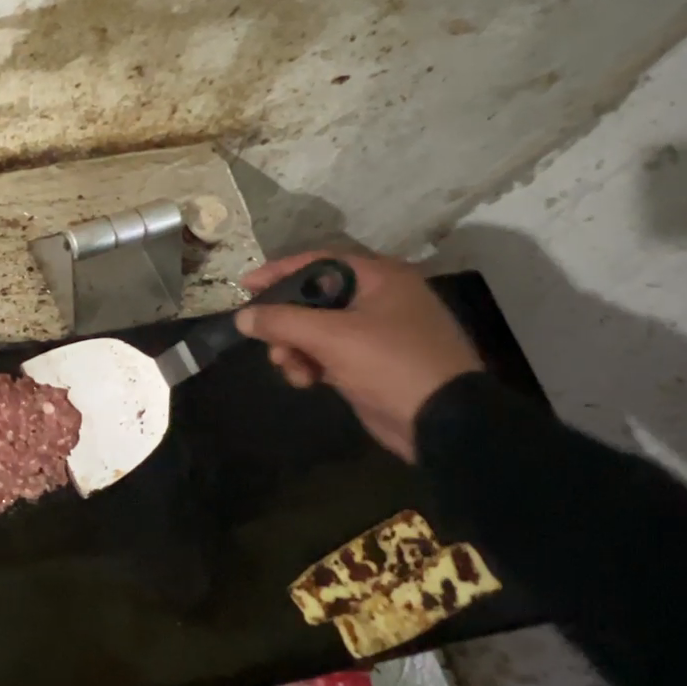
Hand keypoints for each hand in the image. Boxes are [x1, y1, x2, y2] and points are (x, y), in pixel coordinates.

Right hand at [235, 251, 482, 461]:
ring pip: (317, 329)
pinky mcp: (371, 364)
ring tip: (290, 368)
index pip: (317, 262)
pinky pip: (329, 354)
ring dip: (294, 347)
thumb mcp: (332, 338)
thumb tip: (242, 316)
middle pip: (313, 298)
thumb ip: (282, 321)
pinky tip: (306, 381)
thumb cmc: (391, 364)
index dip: (278, 272)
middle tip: (267, 340)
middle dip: (285, 322)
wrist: (444, 423)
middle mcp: (379, 298)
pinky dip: (312, 364)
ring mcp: (376, 333)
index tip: (245, 287)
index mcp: (380, 278)